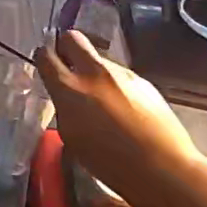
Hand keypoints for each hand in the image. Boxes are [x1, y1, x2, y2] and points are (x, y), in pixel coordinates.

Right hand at [35, 31, 201, 190]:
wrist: (163, 167)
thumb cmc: (110, 163)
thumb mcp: (72, 137)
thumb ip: (64, 108)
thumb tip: (66, 97)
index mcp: (69, 88)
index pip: (45, 55)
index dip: (43, 58)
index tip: (46, 67)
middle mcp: (94, 73)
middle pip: (73, 38)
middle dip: (66, 47)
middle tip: (68, 67)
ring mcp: (122, 74)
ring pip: (98, 59)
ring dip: (93, 72)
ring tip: (101, 102)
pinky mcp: (143, 81)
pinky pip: (119, 75)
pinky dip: (115, 85)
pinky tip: (123, 111)